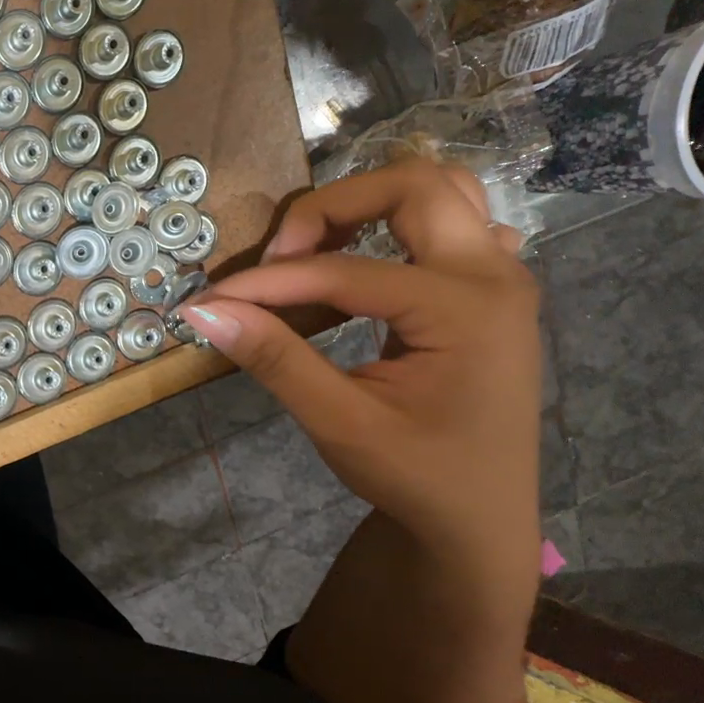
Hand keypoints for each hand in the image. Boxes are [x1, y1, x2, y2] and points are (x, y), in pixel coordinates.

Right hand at [181, 159, 540, 566]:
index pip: (344, 270)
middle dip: (330, 207)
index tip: (208, 301)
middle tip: (277, 256)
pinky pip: (450, 225)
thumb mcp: (337, 422)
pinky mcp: (487, 291)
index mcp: (463, 309)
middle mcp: (493, 274)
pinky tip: (361, 268)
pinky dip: (395, 229)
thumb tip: (203, 312)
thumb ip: (274, 359)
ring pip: (440, 193)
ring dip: (367, 207)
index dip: (267, 281)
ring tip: (310, 254)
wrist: (477, 516)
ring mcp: (500, 277)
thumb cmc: (414, 473)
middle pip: (414, 185)